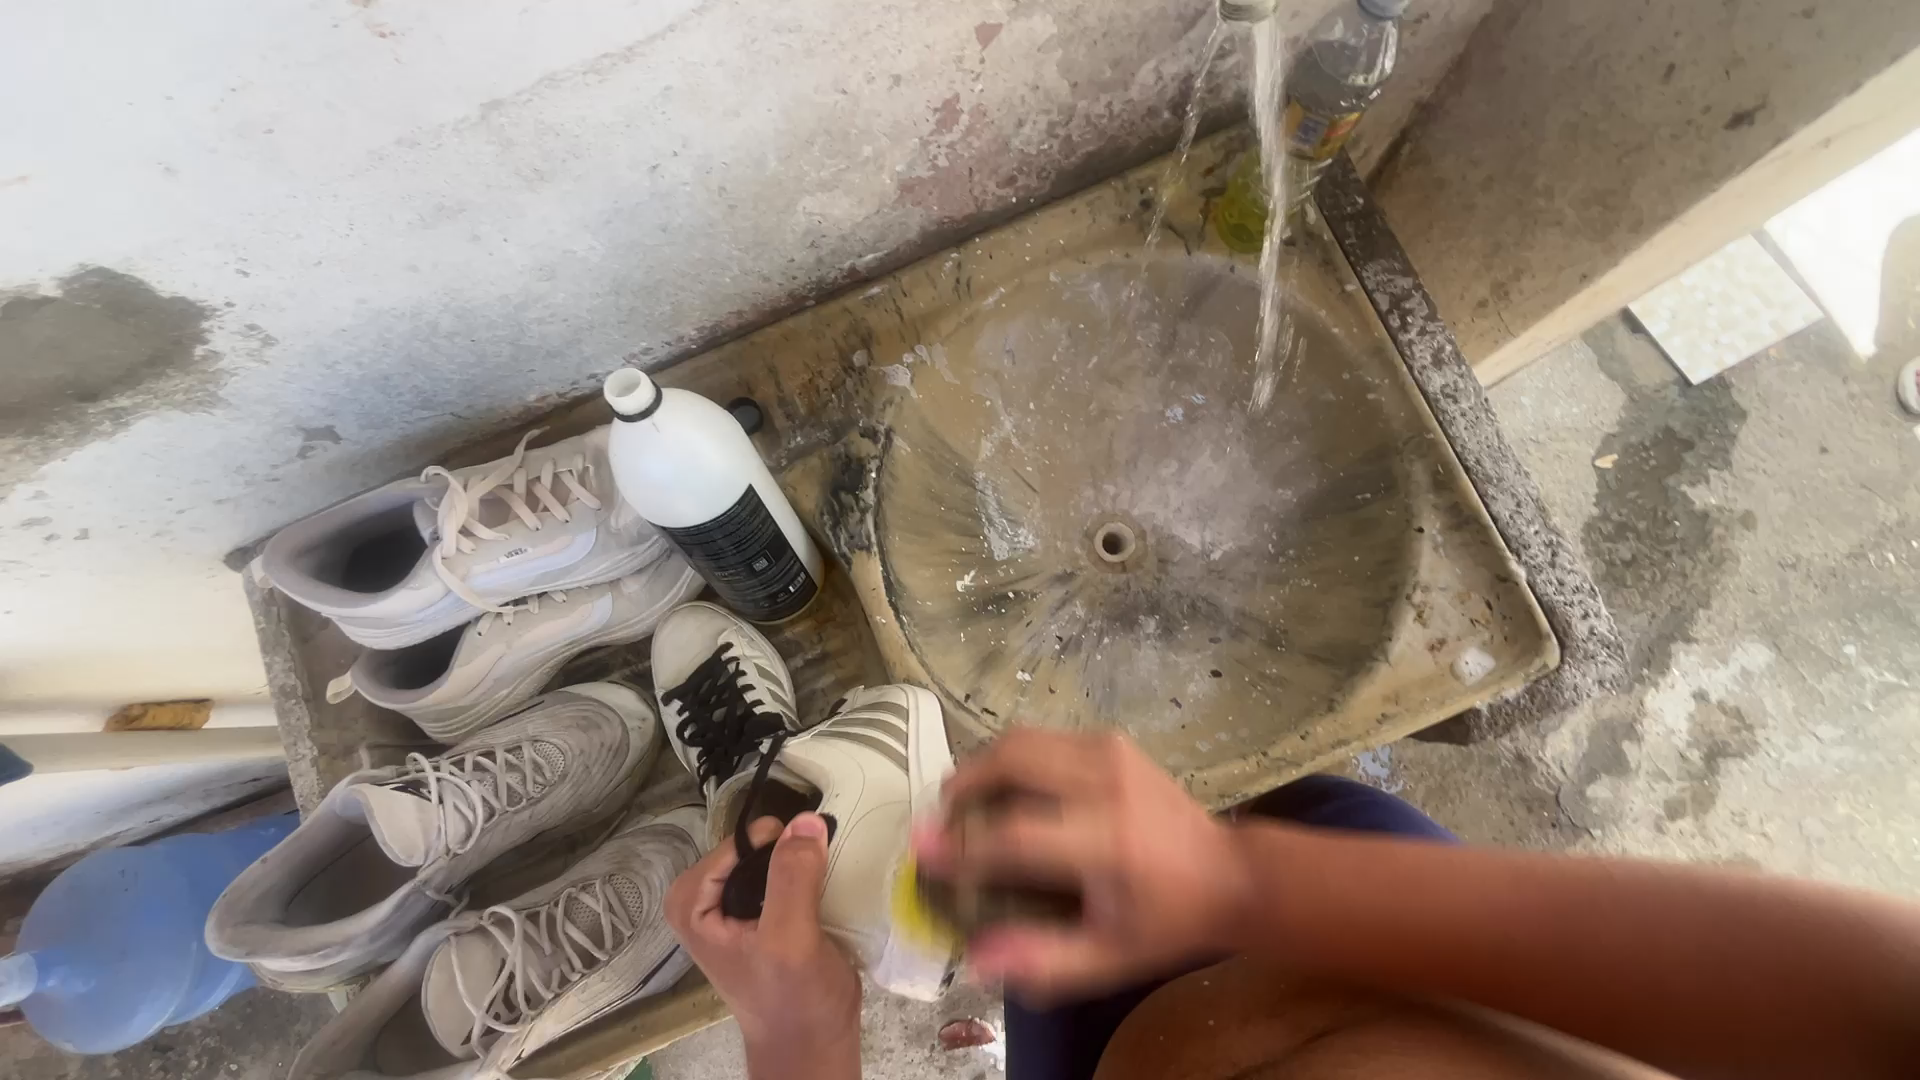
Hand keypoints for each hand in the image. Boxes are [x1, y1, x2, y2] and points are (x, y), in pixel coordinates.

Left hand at [665, 813, 860, 1078]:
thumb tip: (805, 820)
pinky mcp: (764, 911)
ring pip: (771, 853)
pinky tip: (825, 886)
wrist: (813, 1045)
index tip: (808, 863)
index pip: (736, 842)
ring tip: (824, 880)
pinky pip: (785, 870)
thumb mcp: (790, 939)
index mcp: (691, 904)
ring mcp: (736, 905)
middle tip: (819, 872)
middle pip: (753, 843)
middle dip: (789, 850)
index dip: (774, 846)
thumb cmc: (792, 1001)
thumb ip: (792, 879)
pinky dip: (807, 871)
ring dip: (802, 859)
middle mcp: (707, 898)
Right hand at [913, 729, 1250, 1003]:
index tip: (922, 849)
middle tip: (942, 813)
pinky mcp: (1111, 739)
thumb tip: (974, 957)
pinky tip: (1005, 785)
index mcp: (1108, 841)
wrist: (1230, 872)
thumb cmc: (1166, 920)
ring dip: (983, 763)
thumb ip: (1042, 958)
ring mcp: (1110, 751)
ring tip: (964, 796)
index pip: (1017, 833)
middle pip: (1012, 760)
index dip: (963, 845)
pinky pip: (1042, 737)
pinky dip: (1012, 757)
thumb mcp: (1109, 956)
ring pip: (1022, 739)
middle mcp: (1106, 783)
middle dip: (965, 782)